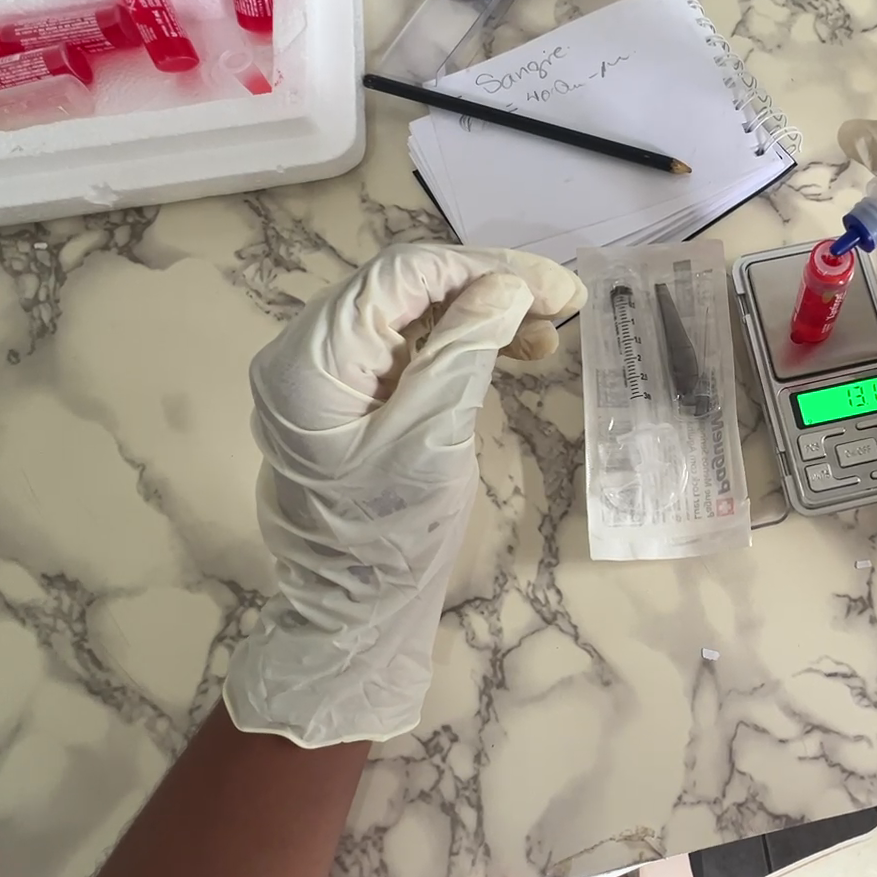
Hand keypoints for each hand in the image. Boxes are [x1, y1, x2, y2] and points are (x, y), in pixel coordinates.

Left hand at [224, 244, 584, 747]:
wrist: (358, 606)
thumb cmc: (391, 535)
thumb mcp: (433, 438)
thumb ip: (464, 351)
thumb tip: (507, 284)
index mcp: (312, 360)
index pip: (400, 276)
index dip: (482, 269)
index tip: (553, 287)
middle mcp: (314, 350)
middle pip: (409, 287)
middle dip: (491, 285)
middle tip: (564, 298)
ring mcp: (338, 371)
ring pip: (421, 313)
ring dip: (488, 312)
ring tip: (553, 326)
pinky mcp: (363, 391)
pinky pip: (421, 348)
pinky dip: (472, 343)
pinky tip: (524, 348)